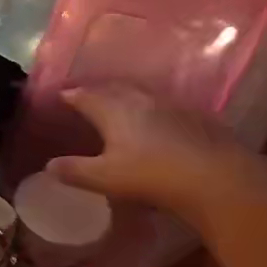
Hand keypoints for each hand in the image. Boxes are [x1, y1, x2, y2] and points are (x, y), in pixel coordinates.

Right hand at [46, 85, 261, 221]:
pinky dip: (149, 109)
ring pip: (141, 95)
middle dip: (97, 90)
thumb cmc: (151, 175)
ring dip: (125, 97)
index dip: (71, 95)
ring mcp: (172, 107)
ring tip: (116, 104)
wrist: (218, 178)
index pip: (86, 96)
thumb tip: (48, 166)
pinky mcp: (196, 119)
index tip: (60, 96)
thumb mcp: (104, 177)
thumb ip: (74, 170)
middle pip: (115, 88)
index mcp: (114, 110)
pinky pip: (163, 107)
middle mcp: (142, 100)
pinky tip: (152, 121)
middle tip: (85, 94)